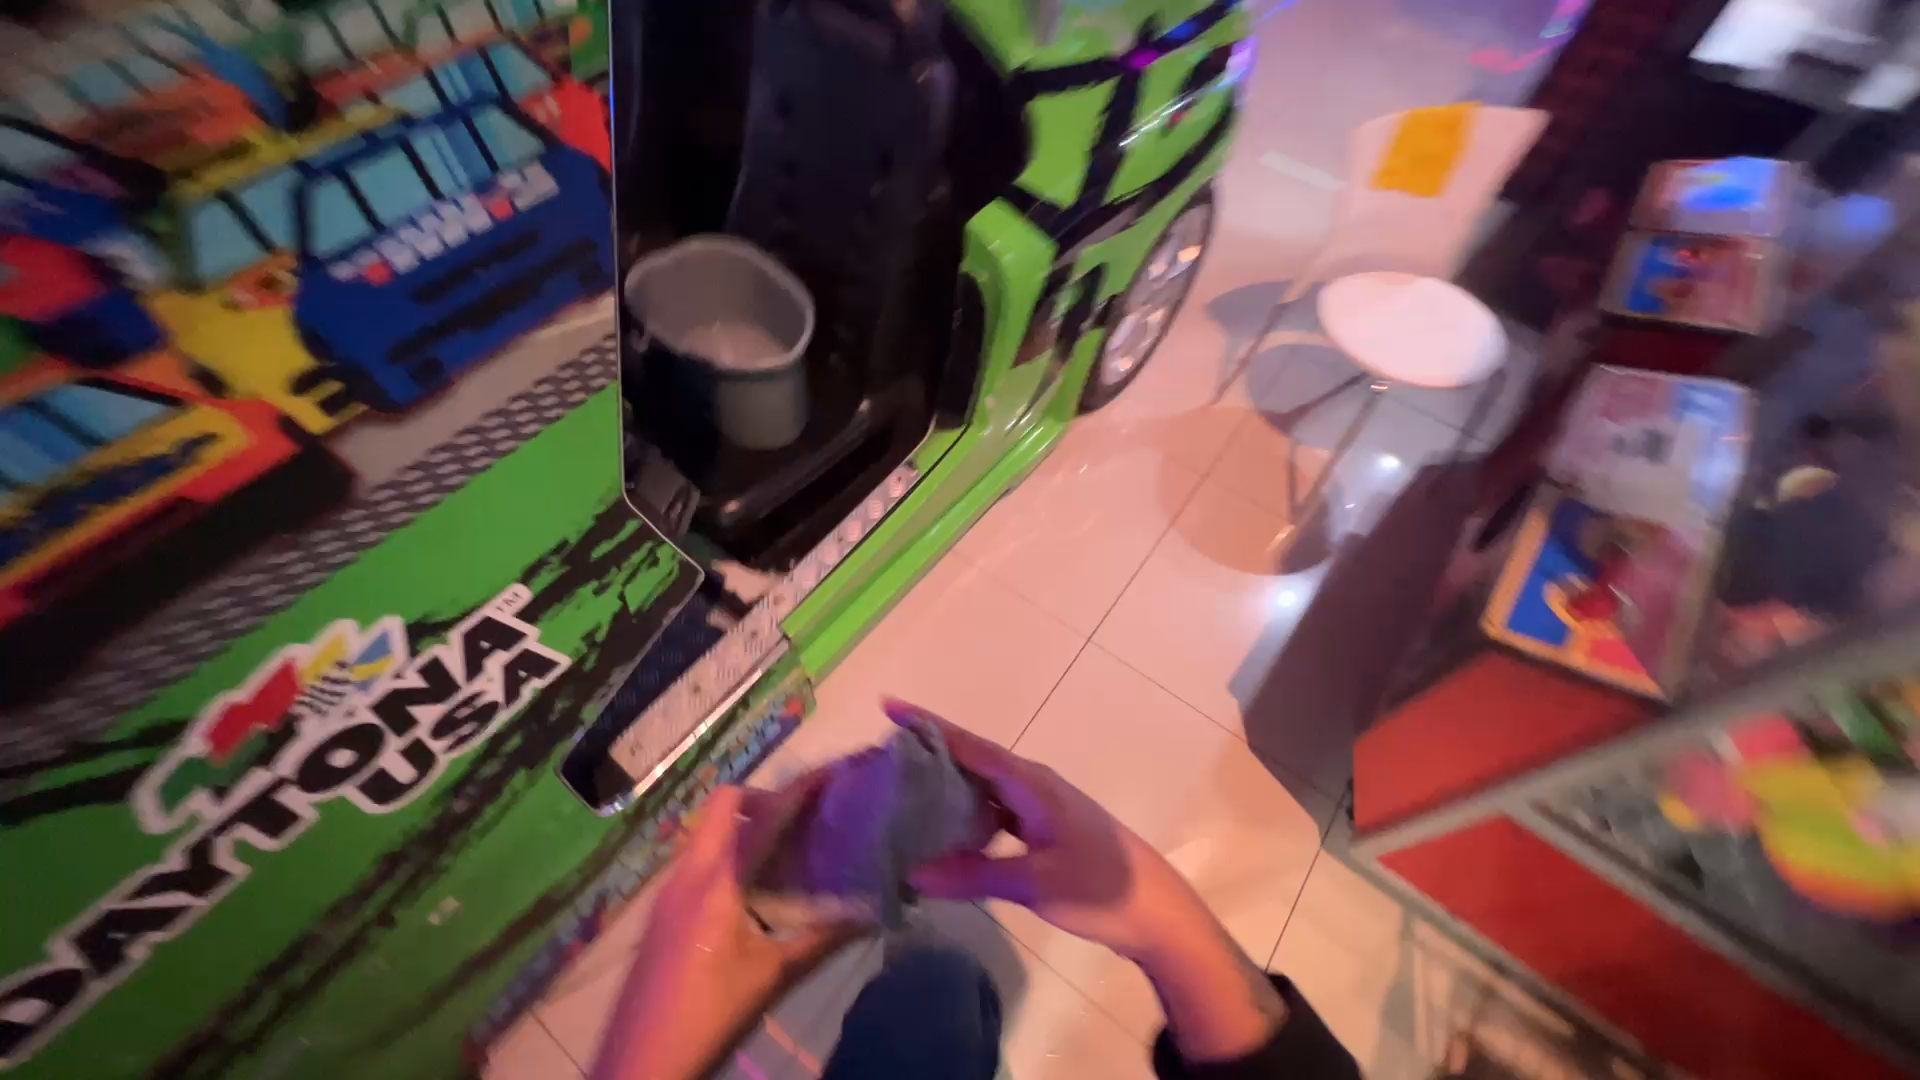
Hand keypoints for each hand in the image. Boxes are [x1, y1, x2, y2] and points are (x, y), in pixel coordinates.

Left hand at [591, 778, 862, 1079]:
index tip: (827, 775)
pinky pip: (697, 857)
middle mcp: (687, 873)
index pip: (762, 817)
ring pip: (706, 830)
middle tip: (800, 815)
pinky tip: (749, 885)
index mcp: (717, 882)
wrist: (638, 1066)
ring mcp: (667, 890)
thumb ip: (820, 940)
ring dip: (743, 823)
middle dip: (763, 798)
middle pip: (722, 805)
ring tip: (781, 844)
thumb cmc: (709, 1016)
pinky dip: (726, 850)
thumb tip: (869, 914)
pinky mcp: (660, 910)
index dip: (796, 790)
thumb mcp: (771, 977)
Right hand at [887, 698, 1286, 1063]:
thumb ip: (974, 875)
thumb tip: (912, 870)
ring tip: (901, 793)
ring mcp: (1039, 805)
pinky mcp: (1043, 827)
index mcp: (1030, 783)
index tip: (889, 706)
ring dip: (946, 786)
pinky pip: (995, 810)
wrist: (1158, 911)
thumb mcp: (1034, 883)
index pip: (969, 745)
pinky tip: (946, 833)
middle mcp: (1032, 783)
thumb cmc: (1099, 888)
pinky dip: (968, 815)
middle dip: (928, 753)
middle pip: (971, 759)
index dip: (928, 725)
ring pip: (982, 786)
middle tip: (880, 758)